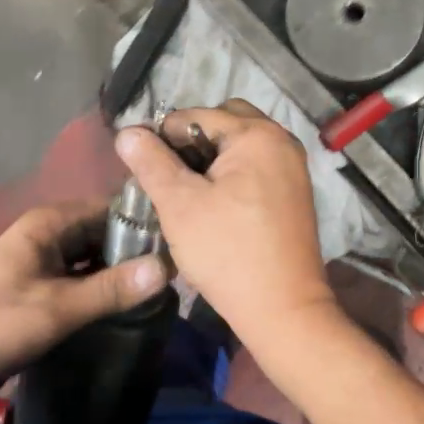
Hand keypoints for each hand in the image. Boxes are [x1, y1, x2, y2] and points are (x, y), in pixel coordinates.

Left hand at [0, 201, 168, 399]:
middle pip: (103, 232)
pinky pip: (79, 278)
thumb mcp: (57, 309)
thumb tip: (168, 267)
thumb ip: (112, 289)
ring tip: (161, 290)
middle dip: (135, 250)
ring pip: (93, 257)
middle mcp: (47, 233)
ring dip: (119, 272)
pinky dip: (101, 288)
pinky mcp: (36, 288)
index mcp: (49, 223)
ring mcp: (40, 261)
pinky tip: (127, 306)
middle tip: (177, 272)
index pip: (110, 208)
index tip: (181, 241)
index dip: (144, 223)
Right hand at [115, 101, 334, 344]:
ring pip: (243, 145)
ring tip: (187, 191)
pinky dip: (235, 173)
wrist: (283, 308)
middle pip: (226, 122)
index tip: (144, 166)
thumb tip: (127, 132)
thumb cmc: (227, 251)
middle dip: (193, 140)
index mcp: (257, 135)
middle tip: (170, 175)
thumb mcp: (179, 204)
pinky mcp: (295, 191)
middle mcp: (281, 140)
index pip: (198, 115)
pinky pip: (258, 165)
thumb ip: (151, 162)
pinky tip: (214, 203)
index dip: (165, 135)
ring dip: (213, 157)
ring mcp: (293, 166)